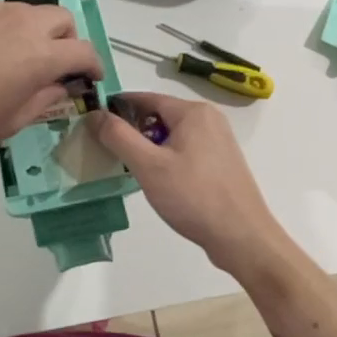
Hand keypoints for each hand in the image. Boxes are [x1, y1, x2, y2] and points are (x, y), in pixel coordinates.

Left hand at [0, 1, 103, 155]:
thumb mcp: (13, 120)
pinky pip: (3, 12)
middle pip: (62, 19)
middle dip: (68, 40)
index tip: (89, 79)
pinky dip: (10, 27)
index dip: (93, 66)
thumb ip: (44, 99)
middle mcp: (24, 24)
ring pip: (32, 11)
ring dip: (38, 30)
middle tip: (56, 65)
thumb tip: (59, 86)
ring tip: (21, 57)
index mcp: (42, 54)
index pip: (84, 51)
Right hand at [90, 92, 286, 274]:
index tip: (94, 124)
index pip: (145, 97)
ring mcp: (218, 141)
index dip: (117, 108)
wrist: (243, 238)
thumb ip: (118, 136)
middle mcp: (209, 119)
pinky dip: (167, 158)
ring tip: (130, 169)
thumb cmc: (194, 197)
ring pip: (172, 134)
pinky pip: (186, 150)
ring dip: (149, 147)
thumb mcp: (148, 166)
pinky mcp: (222, 163)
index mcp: (192, 112)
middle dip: (133, 130)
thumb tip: (94, 114)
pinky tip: (158, 181)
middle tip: (109, 151)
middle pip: (159, 115)